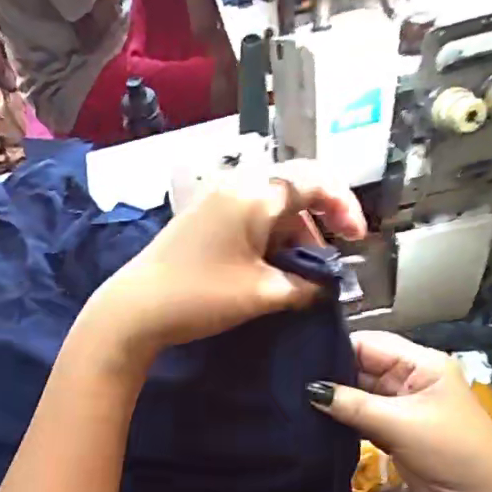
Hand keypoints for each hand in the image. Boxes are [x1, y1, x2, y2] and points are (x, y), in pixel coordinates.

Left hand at [74, 161, 366, 367]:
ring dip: (290, 240)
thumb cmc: (200, 296)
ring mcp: (213, 202)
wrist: (134, 311)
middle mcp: (235, 186)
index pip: (316, 180)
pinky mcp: (199, 221)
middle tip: (323, 268)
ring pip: (269, 210)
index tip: (357, 239)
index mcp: (255, 193)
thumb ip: (304, 285)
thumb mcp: (262, 294)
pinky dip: (265, 243)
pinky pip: (246, 221)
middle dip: (316, 229)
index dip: (345, 206)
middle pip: (292, 194)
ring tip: (295, 279)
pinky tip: (266, 273)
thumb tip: (324, 285)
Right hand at [307, 332, 491, 491]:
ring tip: (291, 400)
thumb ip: (353, 404)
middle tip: (285, 381)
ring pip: (355, 393)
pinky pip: (358, 417)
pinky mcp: (390, 430)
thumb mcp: (400, 423)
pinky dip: (339, 419)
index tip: (296, 358)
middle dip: (327, 374)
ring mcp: (398, 406)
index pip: (368, 344)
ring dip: (330, 399)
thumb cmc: (450, 449)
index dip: (334, 348)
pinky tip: (310, 420)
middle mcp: (407, 378)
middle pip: (359, 367)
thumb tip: (310, 390)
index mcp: (420, 363)